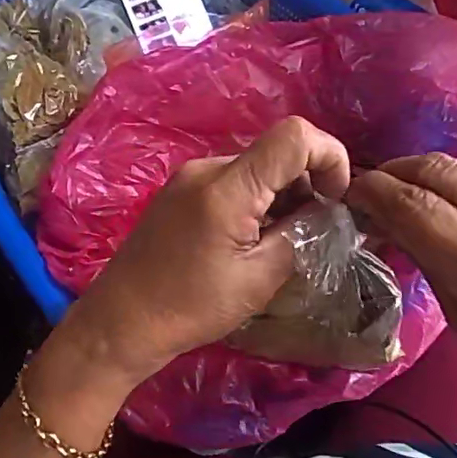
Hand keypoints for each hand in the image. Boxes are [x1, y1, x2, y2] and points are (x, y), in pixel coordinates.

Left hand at [56, 117, 352, 383]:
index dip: (331, 158)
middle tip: (311, 233)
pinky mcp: (179, 192)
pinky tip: (250, 241)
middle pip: (276, 153)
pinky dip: (255, 202)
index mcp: (227, 186)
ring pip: (255, 169)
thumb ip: (302, 236)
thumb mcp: (259, 279)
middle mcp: (206, 168)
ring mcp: (188, 178)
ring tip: (278, 244)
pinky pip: (231, 182)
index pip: (295, 136)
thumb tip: (329, 212)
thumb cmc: (190, 307)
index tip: (334, 201)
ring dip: (281, 197)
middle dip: (307, 185)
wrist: (121, 321)